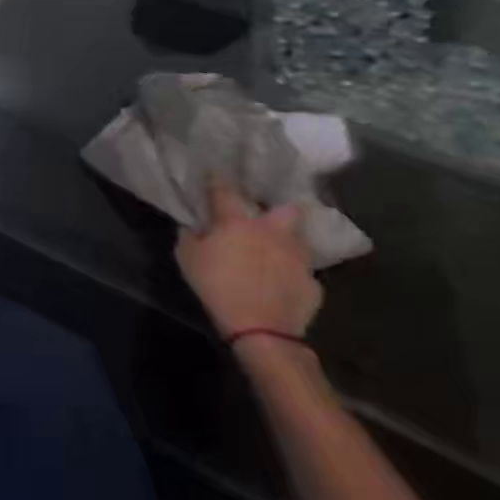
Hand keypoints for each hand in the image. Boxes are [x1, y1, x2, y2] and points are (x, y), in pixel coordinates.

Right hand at [177, 181, 322, 338]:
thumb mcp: (187, 258)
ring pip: (298, 239)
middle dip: (277, 209)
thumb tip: (193, 226)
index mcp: (239, 223)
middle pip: (287, 209)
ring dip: (286, 240)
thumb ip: (190, 237)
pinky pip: (301, 269)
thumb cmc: (216, 285)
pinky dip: (290, 270)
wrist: (261, 326)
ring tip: (273, 249)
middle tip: (262, 216)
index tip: (215, 172)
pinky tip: (279, 280)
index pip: (226, 191)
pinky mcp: (313, 281)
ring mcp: (299, 257)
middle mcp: (274, 233)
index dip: (218, 180)